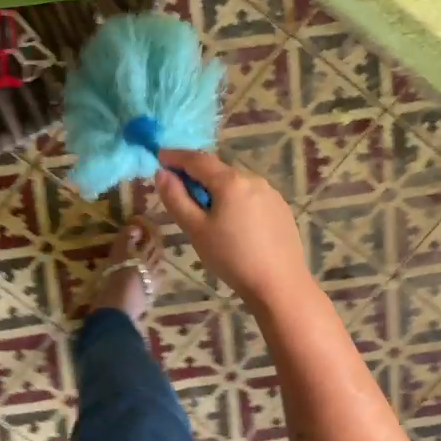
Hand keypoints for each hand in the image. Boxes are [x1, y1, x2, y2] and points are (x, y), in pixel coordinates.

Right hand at [154, 149, 310, 308]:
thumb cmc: (231, 257)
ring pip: (234, 184)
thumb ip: (176, 198)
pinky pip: (250, 196)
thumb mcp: (195, 229)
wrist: (280, 284)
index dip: (175, 156)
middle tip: (177, 190)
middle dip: (195, 175)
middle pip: (217, 170)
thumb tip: (162, 173)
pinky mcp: (280, 208)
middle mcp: (252, 179)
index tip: (159, 156)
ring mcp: (270, 193)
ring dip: (215, 189)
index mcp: (230, 181)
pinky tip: (232, 224)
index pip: (196, 159)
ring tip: (204, 212)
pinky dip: (234, 200)